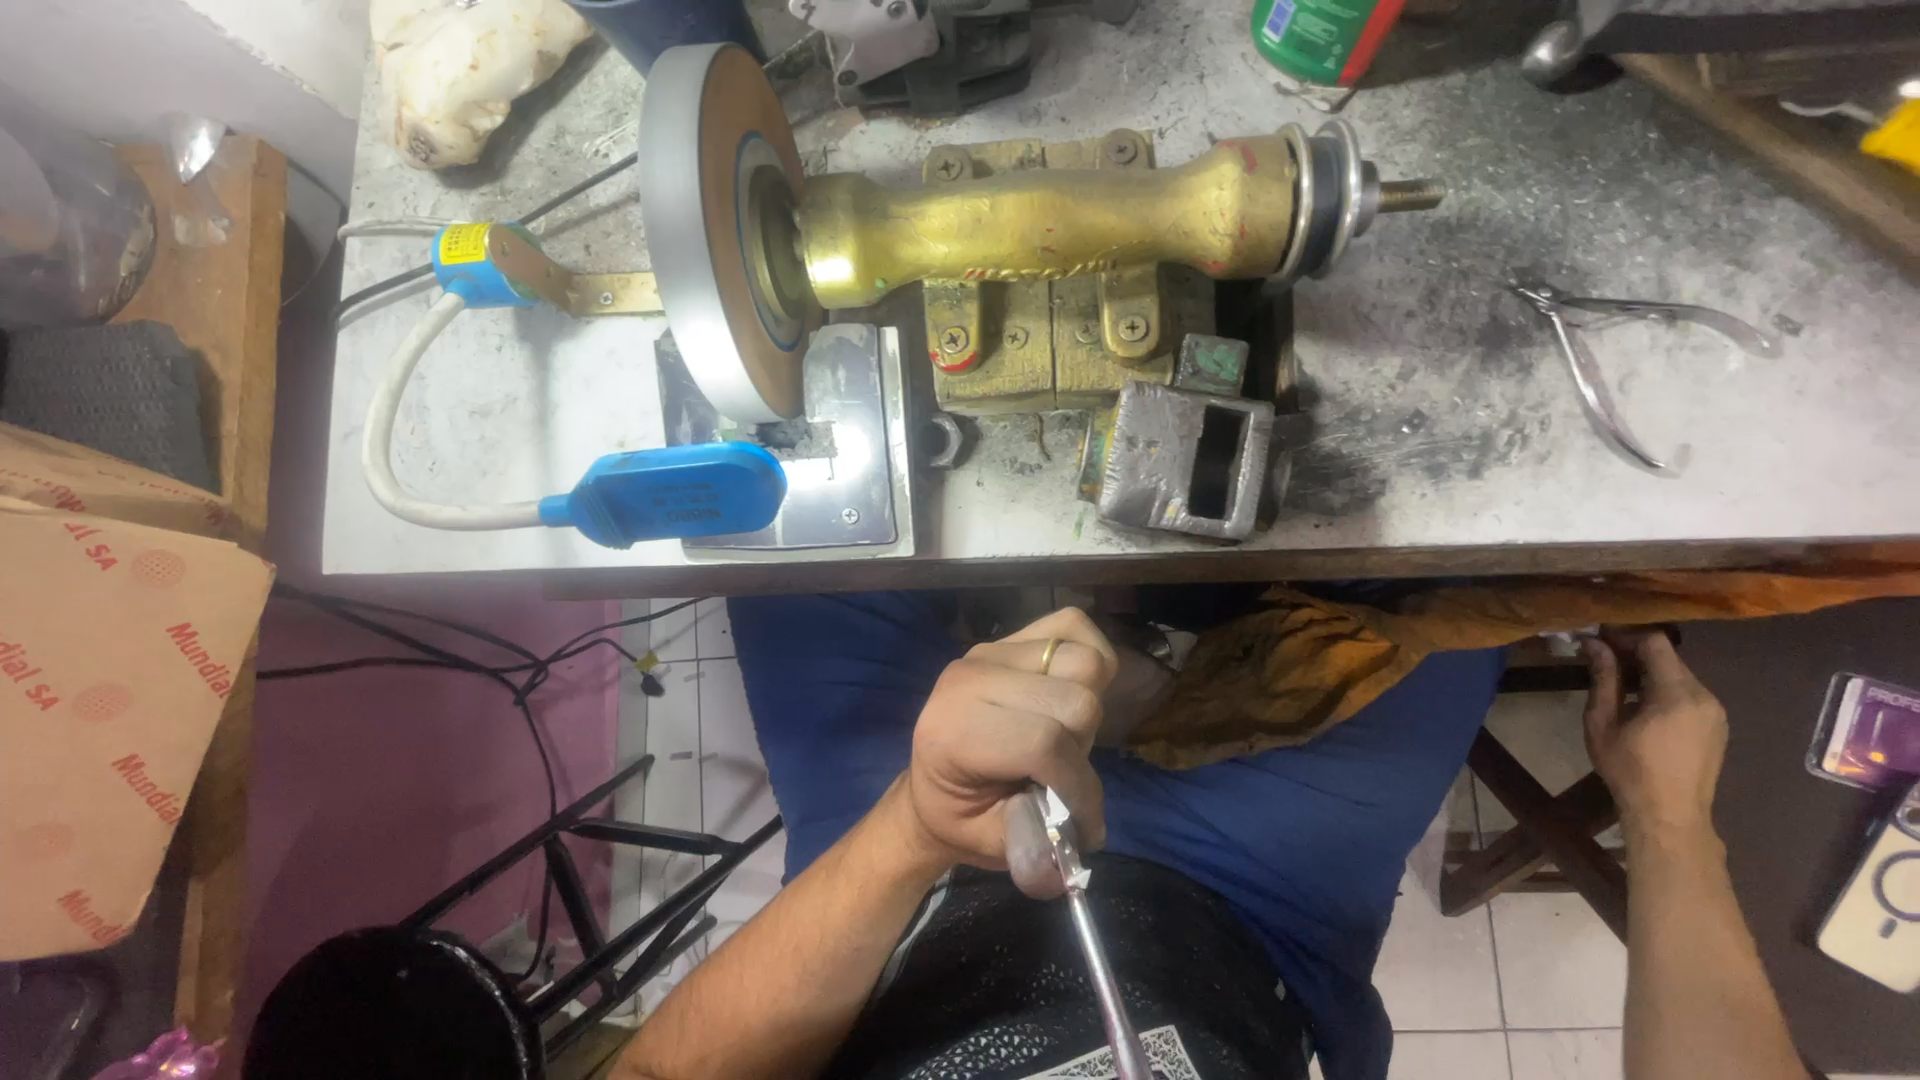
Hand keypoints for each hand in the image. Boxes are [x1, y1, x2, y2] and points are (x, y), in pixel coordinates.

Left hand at [895, 608, 1118, 876]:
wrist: (931, 785)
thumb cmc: (959, 816)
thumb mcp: (988, 846)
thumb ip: (1031, 842)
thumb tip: (1074, 840)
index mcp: (954, 731)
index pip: (1044, 742)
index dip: (1079, 788)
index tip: (1085, 825)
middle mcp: (970, 678)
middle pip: (1075, 699)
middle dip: (1082, 749)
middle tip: (1063, 777)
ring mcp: (991, 651)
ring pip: (1083, 660)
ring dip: (1088, 705)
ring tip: (1063, 736)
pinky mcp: (1010, 638)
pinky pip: (1073, 625)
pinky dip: (1088, 657)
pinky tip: (1070, 693)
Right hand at [1581, 629, 1727, 840]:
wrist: (1670, 814)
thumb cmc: (1628, 768)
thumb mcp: (1603, 721)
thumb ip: (1603, 679)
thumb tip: (1594, 644)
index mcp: (1677, 694)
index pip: (1656, 643)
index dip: (1625, 634)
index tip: (1597, 637)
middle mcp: (1705, 696)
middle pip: (1669, 658)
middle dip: (1634, 652)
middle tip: (1599, 656)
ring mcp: (1716, 712)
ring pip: (1679, 675)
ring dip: (1648, 671)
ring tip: (1615, 680)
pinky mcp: (1717, 725)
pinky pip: (1688, 693)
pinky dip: (1662, 688)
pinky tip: (1639, 703)